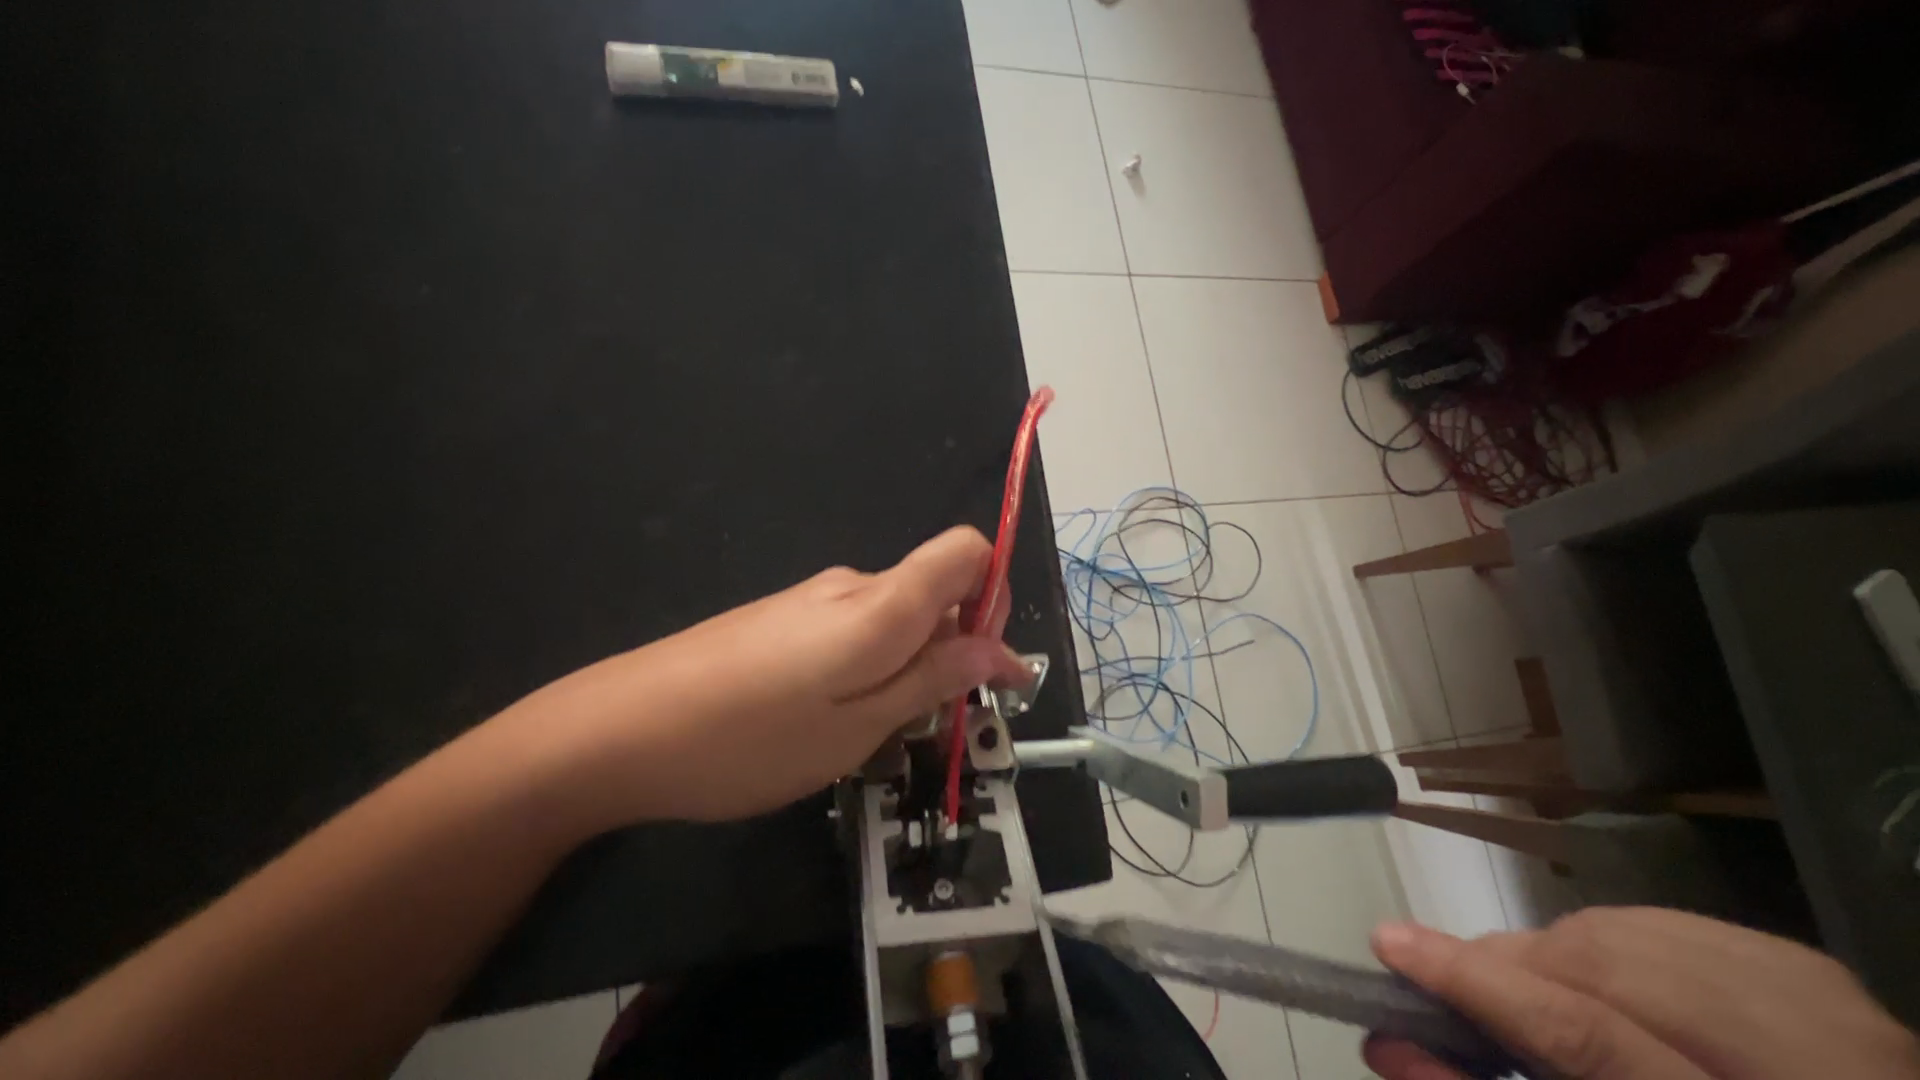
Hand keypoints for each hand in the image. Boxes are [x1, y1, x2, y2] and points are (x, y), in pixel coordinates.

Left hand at [503, 526, 1028, 825]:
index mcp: (880, 604)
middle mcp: (850, 586)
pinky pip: (853, 630)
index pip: (968, 550)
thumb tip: (1002, 648)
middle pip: (934, 590)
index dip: (993, 596)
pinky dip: (868, 667)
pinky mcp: (780, 618)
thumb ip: (933, 680)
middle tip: (926, 724)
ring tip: (869, 735)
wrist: (619, 730)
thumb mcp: (856, 728)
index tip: (983, 663)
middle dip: (953, 649)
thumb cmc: (749, 740)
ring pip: (893, 617)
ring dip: (908, 666)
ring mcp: (810, 599)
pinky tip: (827, 720)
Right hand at [1365, 908, 1919, 1079]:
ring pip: (1633, 931)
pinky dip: (1609, 943)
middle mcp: (1812, 1057)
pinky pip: (1670, 923)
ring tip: (1532, 995)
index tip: (1388, 942)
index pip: (1584, 1036)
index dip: (1476, 984)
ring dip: (1555, 954)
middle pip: (1607, 967)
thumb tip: (1388, 1045)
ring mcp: (1830, 1008)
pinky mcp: (1814, 970)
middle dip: (1511, 965)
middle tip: (1455, 987)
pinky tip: (1603, 982)